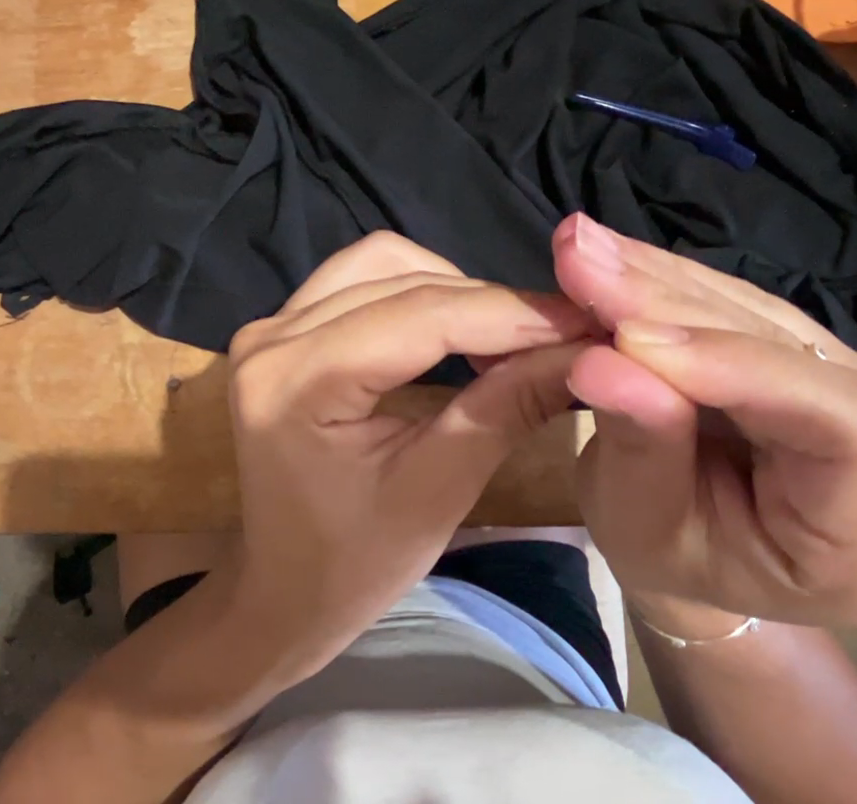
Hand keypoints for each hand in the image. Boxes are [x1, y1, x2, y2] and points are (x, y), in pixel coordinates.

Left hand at [221, 232, 594, 660]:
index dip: (509, 313)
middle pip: (403, 282)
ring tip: (509, 336)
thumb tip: (584, 352)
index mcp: (295, 382)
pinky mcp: (282, 330)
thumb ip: (504, 409)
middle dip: (490, 303)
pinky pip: (359, 280)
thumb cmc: (355, 563)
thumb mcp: (438, 491)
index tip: (585, 321)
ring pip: (381, 265)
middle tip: (564, 332)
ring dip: (453, 289)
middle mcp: (272, 336)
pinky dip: (418, 292)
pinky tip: (456, 328)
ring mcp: (270, 327)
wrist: (282, 590)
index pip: (420, 317)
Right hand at [554, 214, 856, 627]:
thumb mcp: (639, 525)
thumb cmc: (666, 564)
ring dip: (666, 282)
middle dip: (678, 306)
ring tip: (585, 250)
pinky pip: (746, 313)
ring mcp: (855, 405)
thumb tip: (598, 361)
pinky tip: (615, 259)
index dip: (743, 368)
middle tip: (583, 260)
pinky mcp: (811, 366)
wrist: (692, 564)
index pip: (846, 432)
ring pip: (769, 319)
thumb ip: (640, 445)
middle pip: (800, 356)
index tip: (629, 336)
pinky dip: (671, 285)